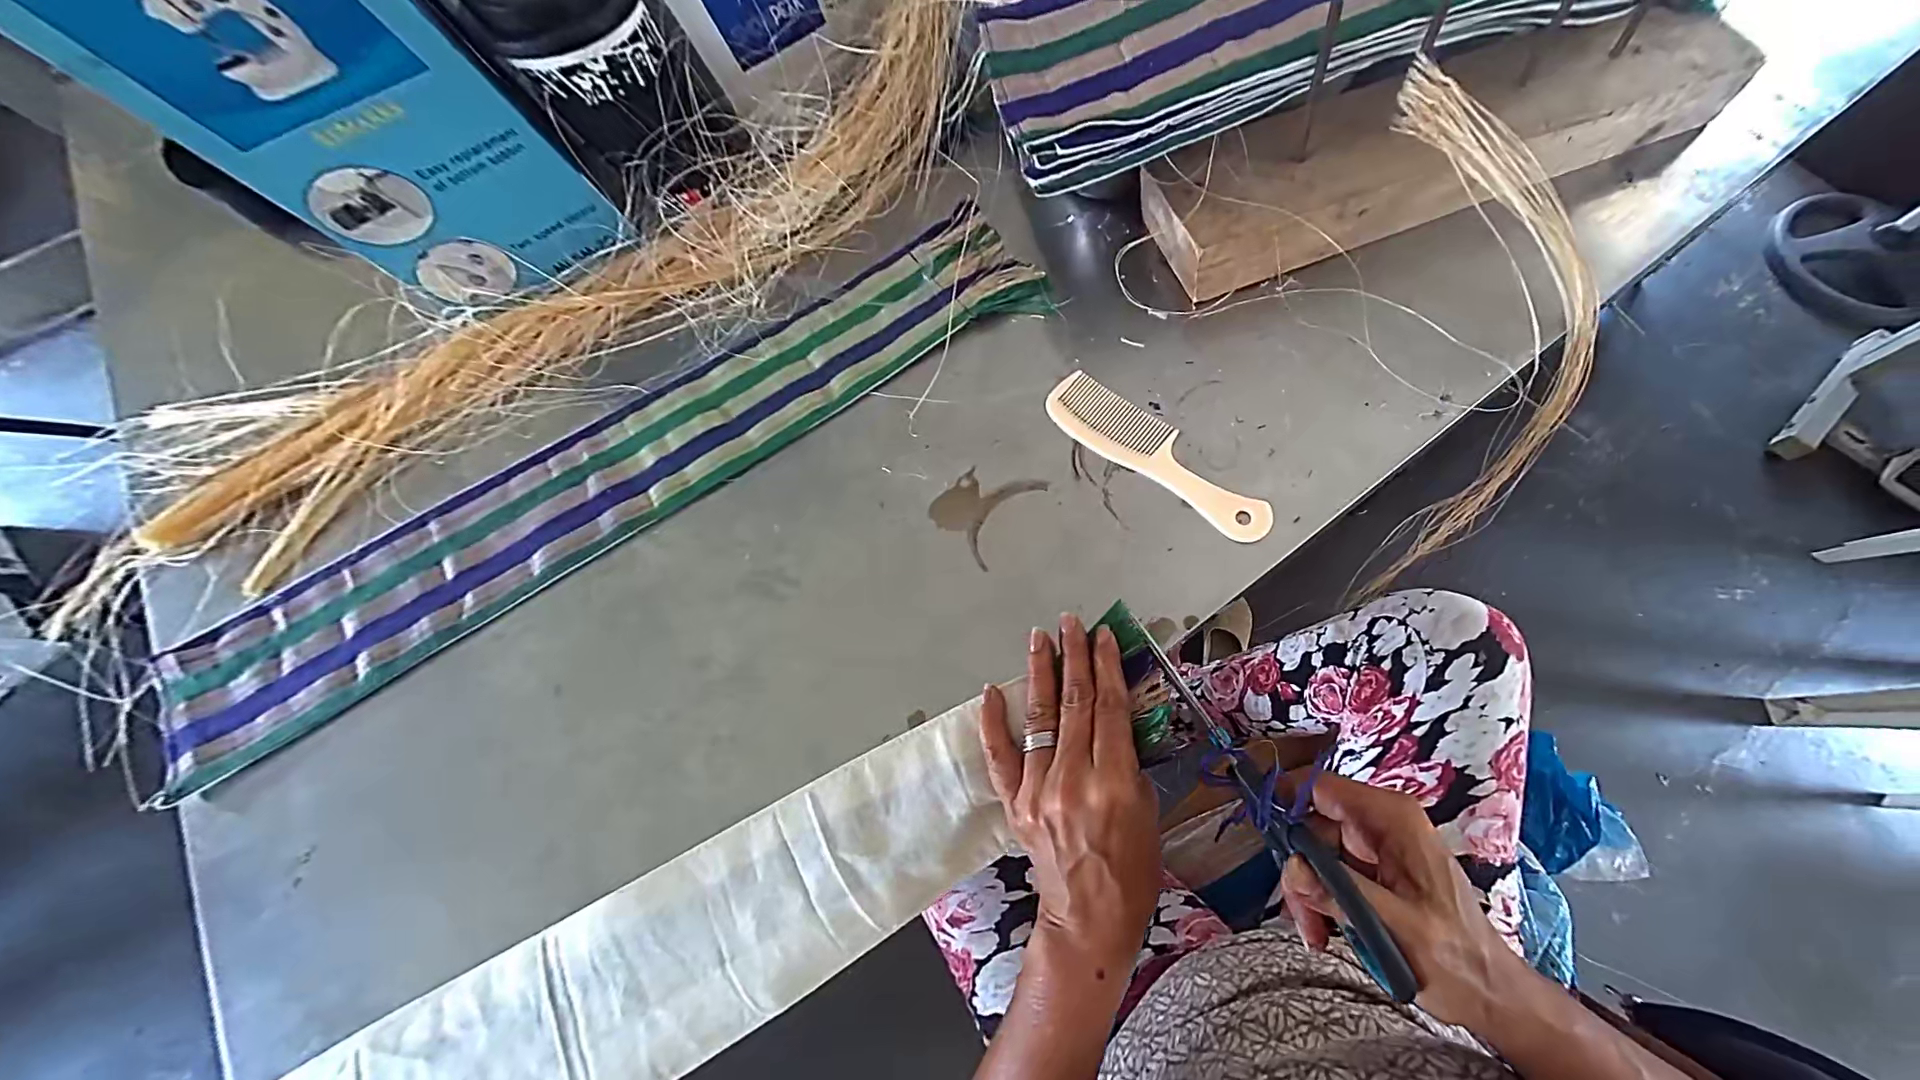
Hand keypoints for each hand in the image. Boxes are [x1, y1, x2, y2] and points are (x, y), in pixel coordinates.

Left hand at [979, 614, 1160, 967]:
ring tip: (1038, 638)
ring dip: (1040, 674)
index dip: (1106, 668)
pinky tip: (992, 690)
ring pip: (1040, 720)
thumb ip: (1128, 760)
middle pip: (1074, 705)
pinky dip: (993, 722)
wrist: (1089, 918)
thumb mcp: (1148, 811)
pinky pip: (1001, 756)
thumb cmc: (1131, 870)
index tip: (1102, 637)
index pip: (1109, 710)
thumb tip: (1111, 717)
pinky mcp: (1015, 802)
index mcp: (1115, 785)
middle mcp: (1073, 782)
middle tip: (1071, 623)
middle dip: (1074, 658)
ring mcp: (1038, 791)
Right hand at [1278, 773, 1529, 1030]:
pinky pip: (1326, 870)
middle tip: (1300, 912)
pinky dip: (1318, 899)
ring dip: (1306, 891)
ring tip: (1315, 932)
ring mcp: (1373, 845)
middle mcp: (1380, 823)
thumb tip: (1293, 869)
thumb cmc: (1459, 962)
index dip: (1284, 800)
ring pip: (1312, 851)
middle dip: (1299, 869)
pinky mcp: (1368, 868)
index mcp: (1393, 819)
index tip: (1262, 828)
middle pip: (1309, 825)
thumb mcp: (1398, 928)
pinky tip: (1324, 930)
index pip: (1321, 787)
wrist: (1494, 999)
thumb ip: (1341, 893)